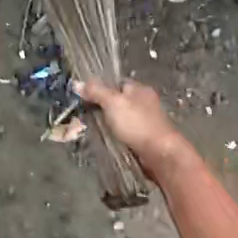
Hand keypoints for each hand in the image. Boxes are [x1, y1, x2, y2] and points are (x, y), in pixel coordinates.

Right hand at [74, 78, 190, 169]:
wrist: (161, 155)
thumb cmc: (137, 124)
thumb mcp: (113, 103)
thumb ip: (96, 91)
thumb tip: (76, 83)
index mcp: (140, 89)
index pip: (116, 82)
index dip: (100, 87)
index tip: (83, 96)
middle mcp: (144, 103)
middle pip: (117, 101)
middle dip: (101, 107)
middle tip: (83, 114)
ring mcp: (145, 122)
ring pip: (120, 118)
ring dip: (107, 124)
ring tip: (90, 128)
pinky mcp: (144, 138)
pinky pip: (124, 133)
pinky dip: (115, 136)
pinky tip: (105, 140)